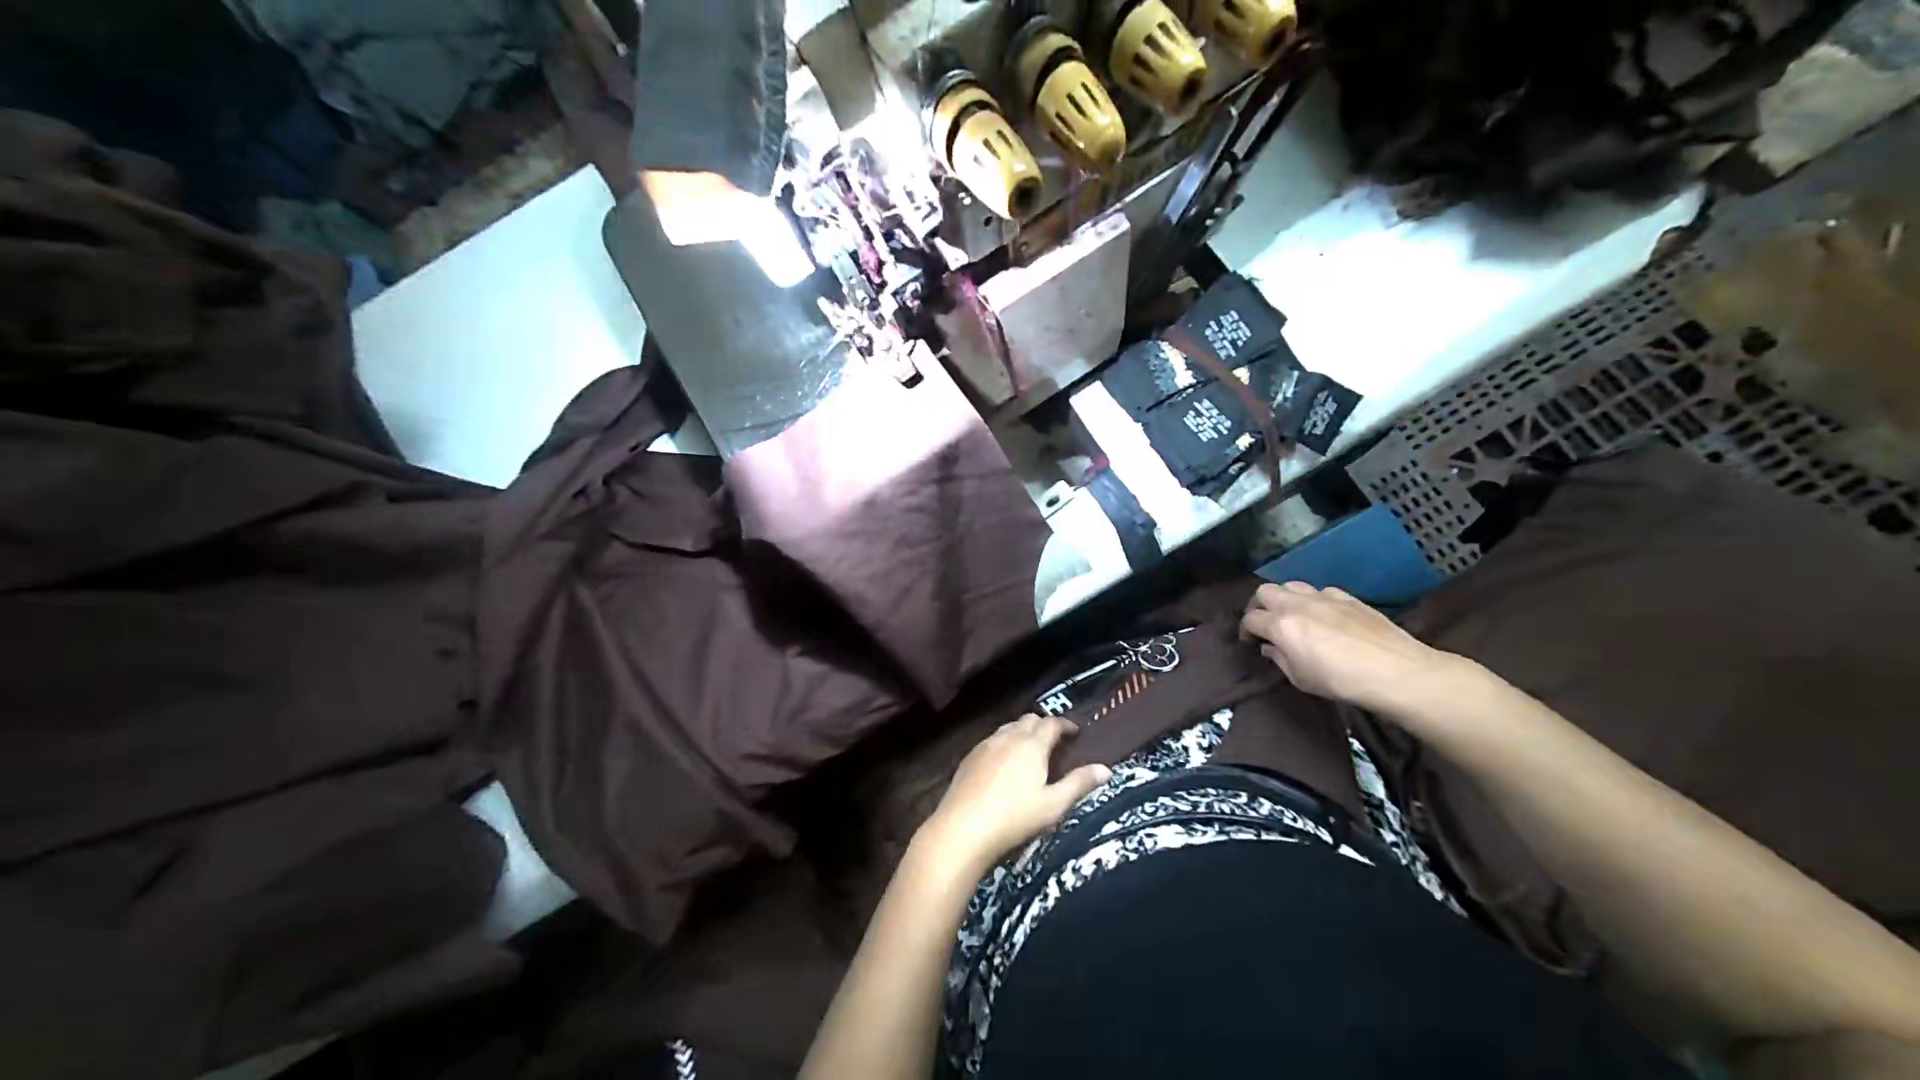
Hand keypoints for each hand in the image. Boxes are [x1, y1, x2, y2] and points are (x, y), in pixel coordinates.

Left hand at [916, 715, 1111, 877]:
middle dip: (1044, 725)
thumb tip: (1105, 769)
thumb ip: (1079, 784)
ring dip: (1022, 732)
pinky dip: (1004, 744)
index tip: (1075, 732)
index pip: (1052, 723)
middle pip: (1029, 720)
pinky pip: (992, 741)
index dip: (1066, 725)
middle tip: (1055, 742)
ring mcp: (985, 745)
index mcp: (1032, 744)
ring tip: (1030, 750)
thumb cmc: (1015, 817)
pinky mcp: (969, 757)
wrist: (963, 827)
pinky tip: (1004, 764)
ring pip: (1008, 728)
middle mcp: (1008, 737)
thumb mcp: (1053, 805)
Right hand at [1240, 581, 1462, 713]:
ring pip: (1292, 585)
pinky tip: (1324, 615)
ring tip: (1293, 614)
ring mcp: (1324, 596)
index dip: (1246, 630)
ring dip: (1285, 598)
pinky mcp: (1347, 597)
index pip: (1250, 618)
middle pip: (1265, 591)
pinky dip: (1314, 599)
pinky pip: (1321, 590)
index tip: (1250, 641)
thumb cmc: (1341, 681)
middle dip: (1259, 605)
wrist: (1395, 671)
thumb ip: (1279, 659)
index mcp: (1280, 625)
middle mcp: (1297, 604)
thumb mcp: (1300, 679)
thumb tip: (1270, 647)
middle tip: (1266, 622)